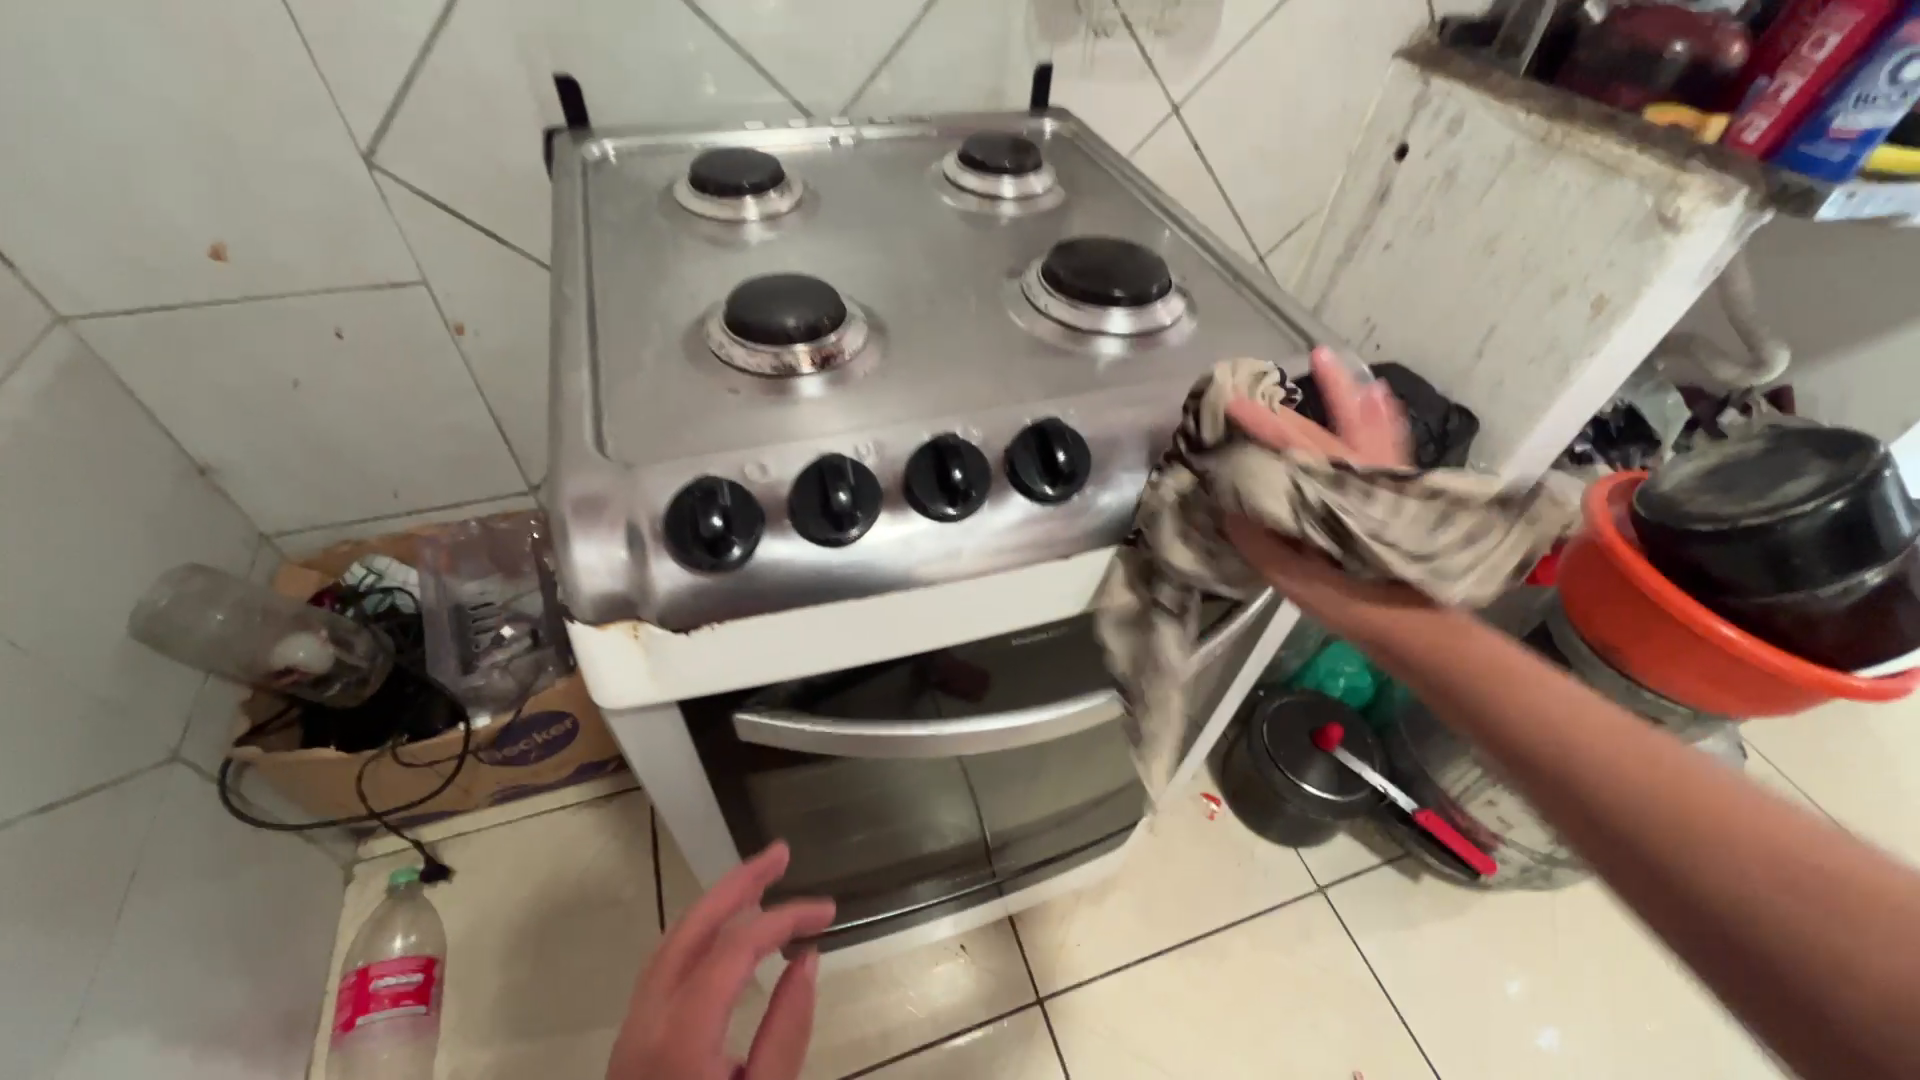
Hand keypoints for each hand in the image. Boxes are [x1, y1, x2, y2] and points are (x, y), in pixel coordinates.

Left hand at [607, 842, 835, 1079]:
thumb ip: (787, 1031)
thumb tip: (806, 959)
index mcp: (679, 1040)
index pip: (734, 949)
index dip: (783, 919)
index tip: (827, 913)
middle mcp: (646, 1023)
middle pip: (690, 927)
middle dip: (738, 883)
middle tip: (781, 853)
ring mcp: (631, 1032)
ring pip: (671, 943)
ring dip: (716, 905)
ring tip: (760, 881)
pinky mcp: (632, 1044)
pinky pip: (666, 967)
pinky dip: (702, 937)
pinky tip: (728, 936)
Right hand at [1222, 346, 1430, 638]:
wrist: (1414, 626)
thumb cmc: (1353, 602)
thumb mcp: (1295, 576)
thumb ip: (1261, 538)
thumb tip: (1231, 504)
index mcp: (1331, 493)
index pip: (1291, 447)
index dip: (1259, 425)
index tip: (1228, 406)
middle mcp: (1360, 475)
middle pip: (1318, 434)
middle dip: (1282, 414)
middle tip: (1249, 397)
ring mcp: (1383, 479)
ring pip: (1360, 426)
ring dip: (1342, 395)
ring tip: (1328, 361)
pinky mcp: (1397, 490)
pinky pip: (1387, 442)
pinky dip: (1380, 418)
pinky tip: (1378, 398)